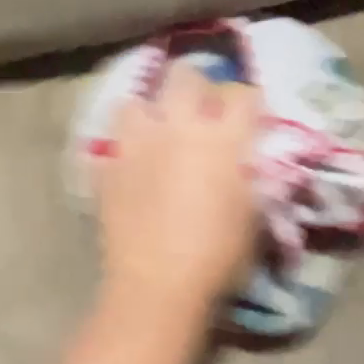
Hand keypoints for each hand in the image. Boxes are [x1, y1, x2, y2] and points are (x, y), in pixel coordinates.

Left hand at [95, 60, 262, 310]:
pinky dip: (122, 152)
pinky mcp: (106, 170)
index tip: (252, 122)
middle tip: (201, 117)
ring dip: (149, 113)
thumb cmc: (218, 259)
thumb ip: (257, 181)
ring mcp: (135, 146)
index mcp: (223, 137)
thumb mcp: (257, 220)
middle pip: (184, 76)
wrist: (158, 288)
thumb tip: (254, 164)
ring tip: (157, 137)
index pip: (243, 94)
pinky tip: (131, 169)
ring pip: (135, 101)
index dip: (250, 106)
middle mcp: (177, 127)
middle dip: (195, 89)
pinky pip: (111, 146)